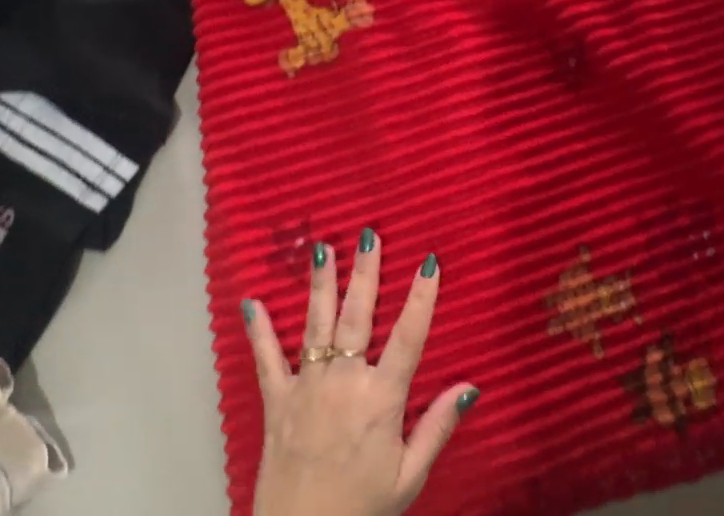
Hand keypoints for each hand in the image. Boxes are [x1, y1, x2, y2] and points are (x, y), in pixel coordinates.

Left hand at [245, 232, 477, 515]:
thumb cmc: (361, 507)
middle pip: (357, 316)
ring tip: (323, 248)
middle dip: (365, 272)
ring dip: (320, 284)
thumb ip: (439, 426)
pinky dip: (259, 330)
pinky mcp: (277, 401)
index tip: (430, 262)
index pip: (408, 336)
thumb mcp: (410, 475)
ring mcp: (307, 388)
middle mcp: (344, 382)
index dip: (421, 297)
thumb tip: (471, 386)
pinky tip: (252, 302)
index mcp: (381, 398)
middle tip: (368, 235)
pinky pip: (266, 359)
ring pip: (316, 325)